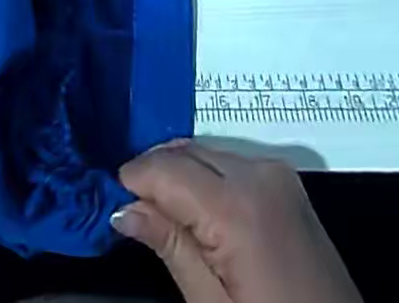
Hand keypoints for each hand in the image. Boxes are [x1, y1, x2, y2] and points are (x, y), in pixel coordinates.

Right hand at [112, 140, 361, 302]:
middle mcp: (258, 173)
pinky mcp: (287, 180)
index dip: (132, 180)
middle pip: (183, 151)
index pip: (164, 167)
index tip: (112, 201)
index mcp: (239, 205)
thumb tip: (122, 209)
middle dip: (153, 174)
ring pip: (203, 151)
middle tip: (131, 210)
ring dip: (178, 173)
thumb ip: (170, 247)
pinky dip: (204, 176)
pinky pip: (228, 161)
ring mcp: (277, 172)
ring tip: (163, 214)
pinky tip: (196, 208)